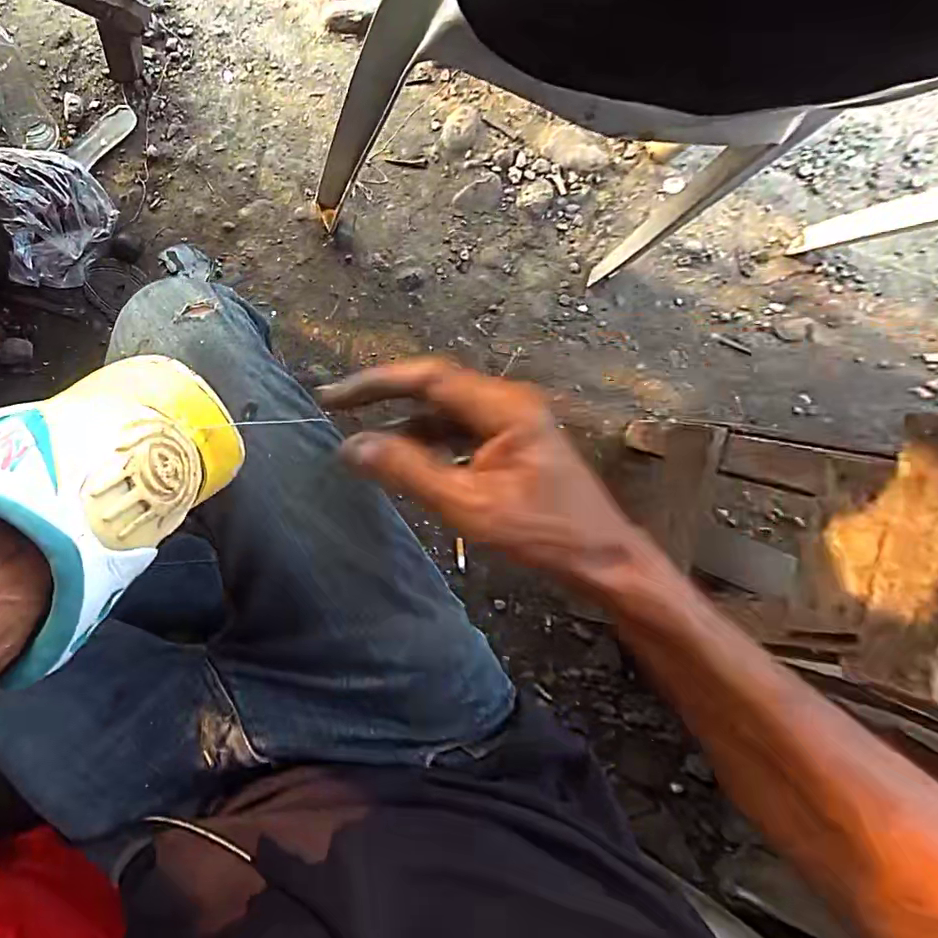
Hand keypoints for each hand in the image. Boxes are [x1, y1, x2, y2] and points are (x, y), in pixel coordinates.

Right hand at [318, 358, 651, 595]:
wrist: (604, 560)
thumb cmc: (542, 533)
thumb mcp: (468, 505)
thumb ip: (408, 471)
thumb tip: (352, 447)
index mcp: (503, 407)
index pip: (428, 378)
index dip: (376, 382)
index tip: (334, 396)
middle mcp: (505, 403)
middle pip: (431, 387)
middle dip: (381, 395)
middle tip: (334, 406)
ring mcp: (507, 422)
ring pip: (439, 410)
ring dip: (398, 421)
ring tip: (357, 436)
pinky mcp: (505, 442)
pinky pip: (452, 431)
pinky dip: (419, 440)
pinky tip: (396, 457)